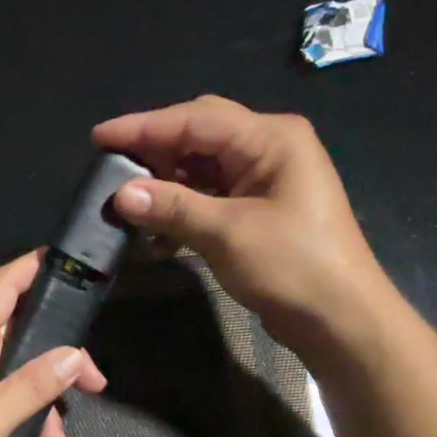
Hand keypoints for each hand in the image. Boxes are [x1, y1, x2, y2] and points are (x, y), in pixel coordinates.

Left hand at [0, 250, 107, 436]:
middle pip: (23, 337)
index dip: (33, 268)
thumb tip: (74, 355)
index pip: (3, 288)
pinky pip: (3, 404)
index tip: (67, 259)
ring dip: (43, 411)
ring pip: (17, 378)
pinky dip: (23, 426)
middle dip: (60, 364)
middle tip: (94, 386)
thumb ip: (34, 384)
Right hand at [92, 95, 402, 360]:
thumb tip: (121, 194)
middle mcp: (267, 148)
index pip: (195, 119)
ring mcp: (263, 180)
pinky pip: (209, 197)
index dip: (143, 127)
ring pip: (200, 168)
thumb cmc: (292, 265)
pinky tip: (154, 234)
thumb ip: (172, 208)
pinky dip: (180, 210)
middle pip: (198, 135)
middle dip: (154, 151)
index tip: (98, 137)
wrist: (338, 317)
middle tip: (110, 169)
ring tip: (125, 203)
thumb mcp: (227, 233)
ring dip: (164, 185)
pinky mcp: (256, 210)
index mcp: (270, 138)